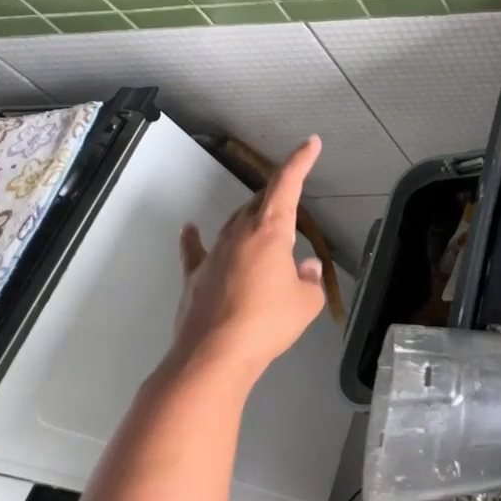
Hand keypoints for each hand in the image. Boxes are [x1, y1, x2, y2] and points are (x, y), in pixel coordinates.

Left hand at [172, 136, 326, 382]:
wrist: (212, 358)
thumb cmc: (268, 324)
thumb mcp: (306, 302)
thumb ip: (308, 280)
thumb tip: (303, 269)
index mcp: (270, 233)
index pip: (287, 186)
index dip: (300, 162)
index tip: (311, 143)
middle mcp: (239, 235)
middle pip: (259, 202)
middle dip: (278, 193)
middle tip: (293, 190)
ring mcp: (213, 255)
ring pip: (234, 223)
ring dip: (250, 216)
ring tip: (265, 218)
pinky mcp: (195, 278)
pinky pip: (195, 249)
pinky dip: (194, 237)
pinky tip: (190, 227)